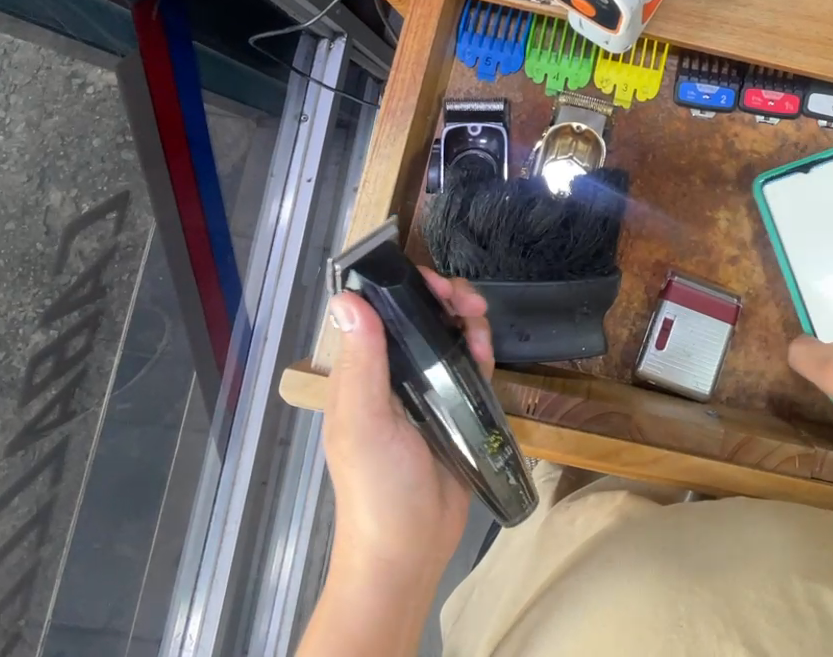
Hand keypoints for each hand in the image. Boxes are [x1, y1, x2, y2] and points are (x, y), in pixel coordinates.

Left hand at [320, 269, 492, 588]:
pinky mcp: (456, 408)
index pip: (379, 311)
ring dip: (467, 321)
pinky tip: (486, 352)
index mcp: (361, 373)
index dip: (404, 287)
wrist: (410, 549)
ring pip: (448, 336)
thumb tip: (346, 297)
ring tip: (481, 327)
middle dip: (446, 300)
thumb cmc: (377, 486)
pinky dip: (479, 351)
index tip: (433, 283)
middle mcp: (392, 375)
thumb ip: (361, 360)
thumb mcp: (363, 421)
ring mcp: (425, 391)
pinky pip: (469, 366)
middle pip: (420, 318)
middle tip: (471, 303)